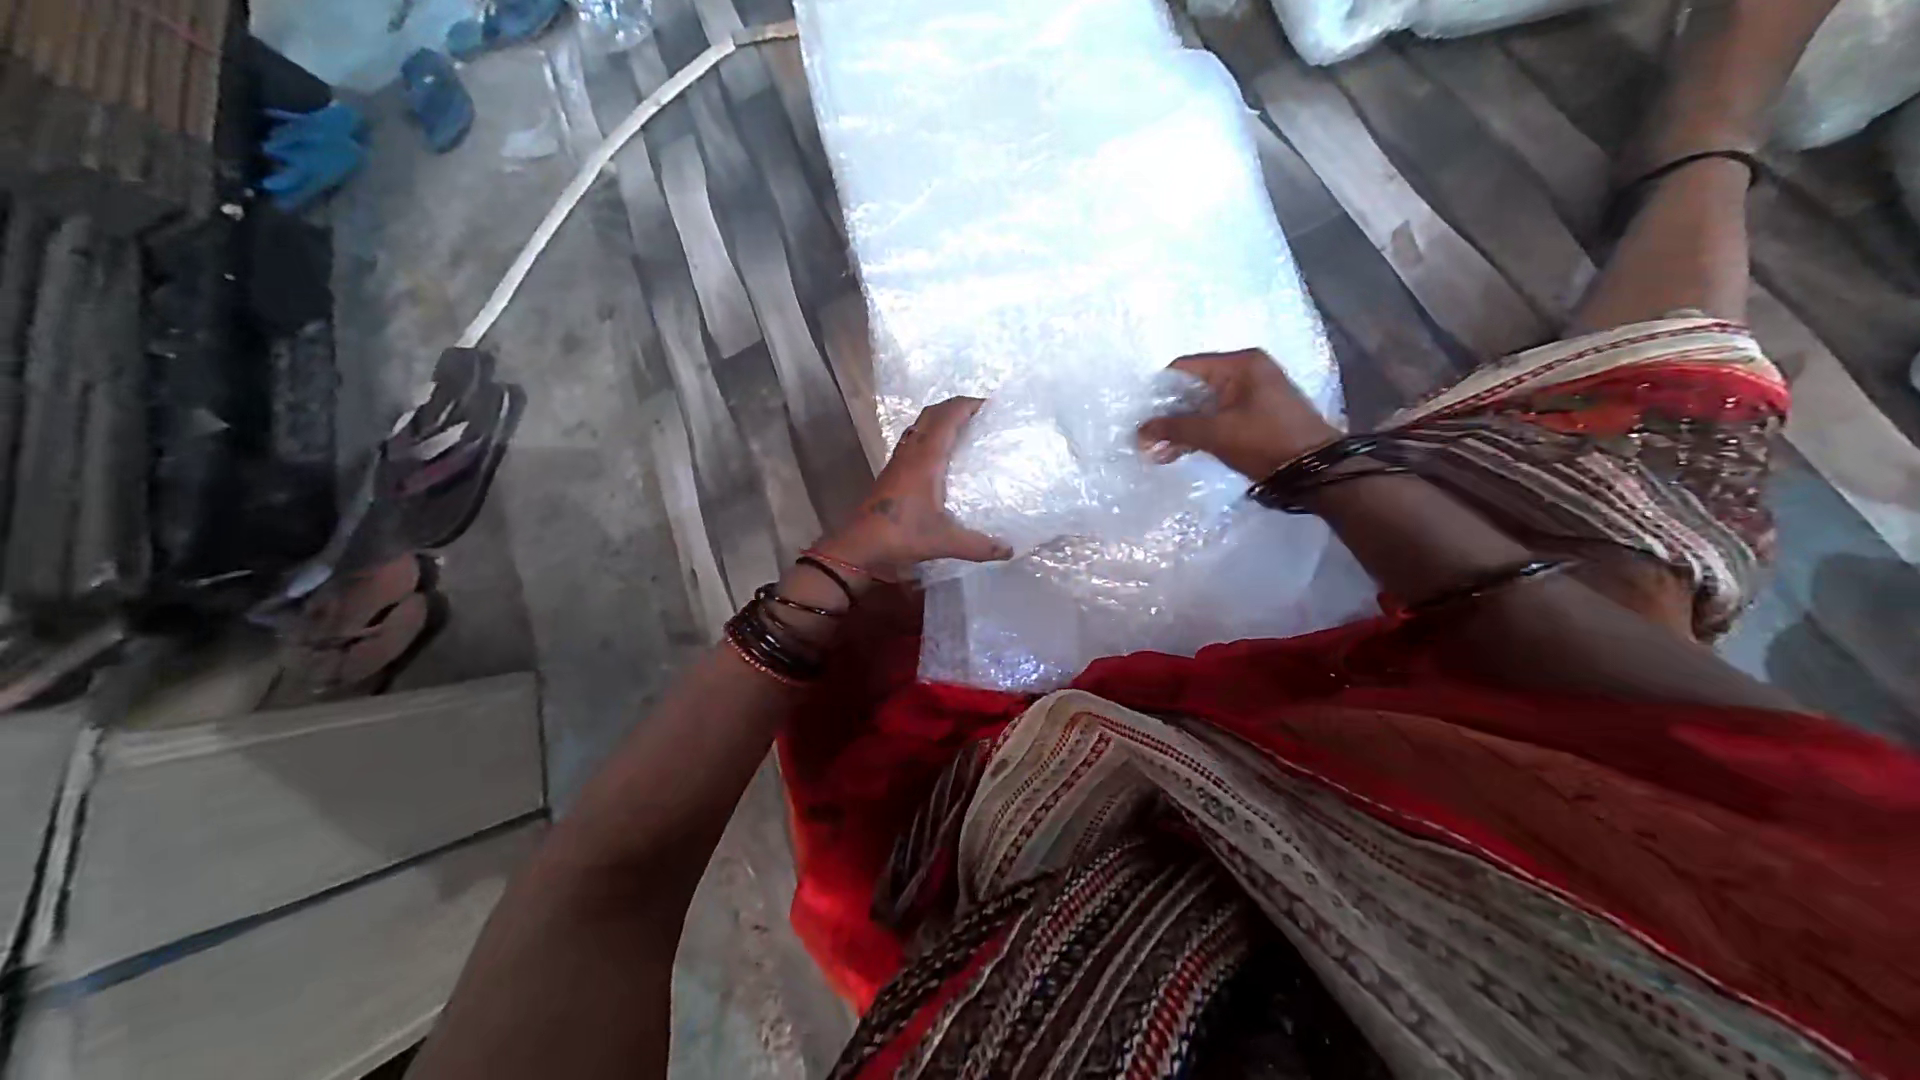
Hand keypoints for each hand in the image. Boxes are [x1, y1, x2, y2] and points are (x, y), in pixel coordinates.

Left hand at [813, 397, 1012, 578]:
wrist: (859, 546)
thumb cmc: (900, 536)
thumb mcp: (944, 542)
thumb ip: (978, 546)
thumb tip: (1008, 551)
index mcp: (925, 459)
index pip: (947, 418)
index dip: (967, 405)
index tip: (988, 404)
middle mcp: (911, 454)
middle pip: (931, 414)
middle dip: (954, 406)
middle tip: (979, 412)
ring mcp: (898, 462)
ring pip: (919, 426)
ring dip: (939, 419)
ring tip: (962, 428)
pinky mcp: (891, 473)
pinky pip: (912, 442)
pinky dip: (929, 436)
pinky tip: (939, 455)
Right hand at [1136, 349, 1340, 479]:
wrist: (1316, 471)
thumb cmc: (1265, 442)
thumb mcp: (1215, 433)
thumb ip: (1174, 429)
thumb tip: (1139, 432)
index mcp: (1240, 364)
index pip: (1185, 367)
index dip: (1160, 391)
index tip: (1142, 416)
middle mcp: (1247, 371)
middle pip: (1194, 387)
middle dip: (1169, 414)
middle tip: (1147, 438)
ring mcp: (1254, 393)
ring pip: (1204, 405)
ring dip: (1182, 428)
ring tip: (1159, 452)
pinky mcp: (1257, 415)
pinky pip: (1218, 417)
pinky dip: (1199, 432)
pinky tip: (1179, 452)